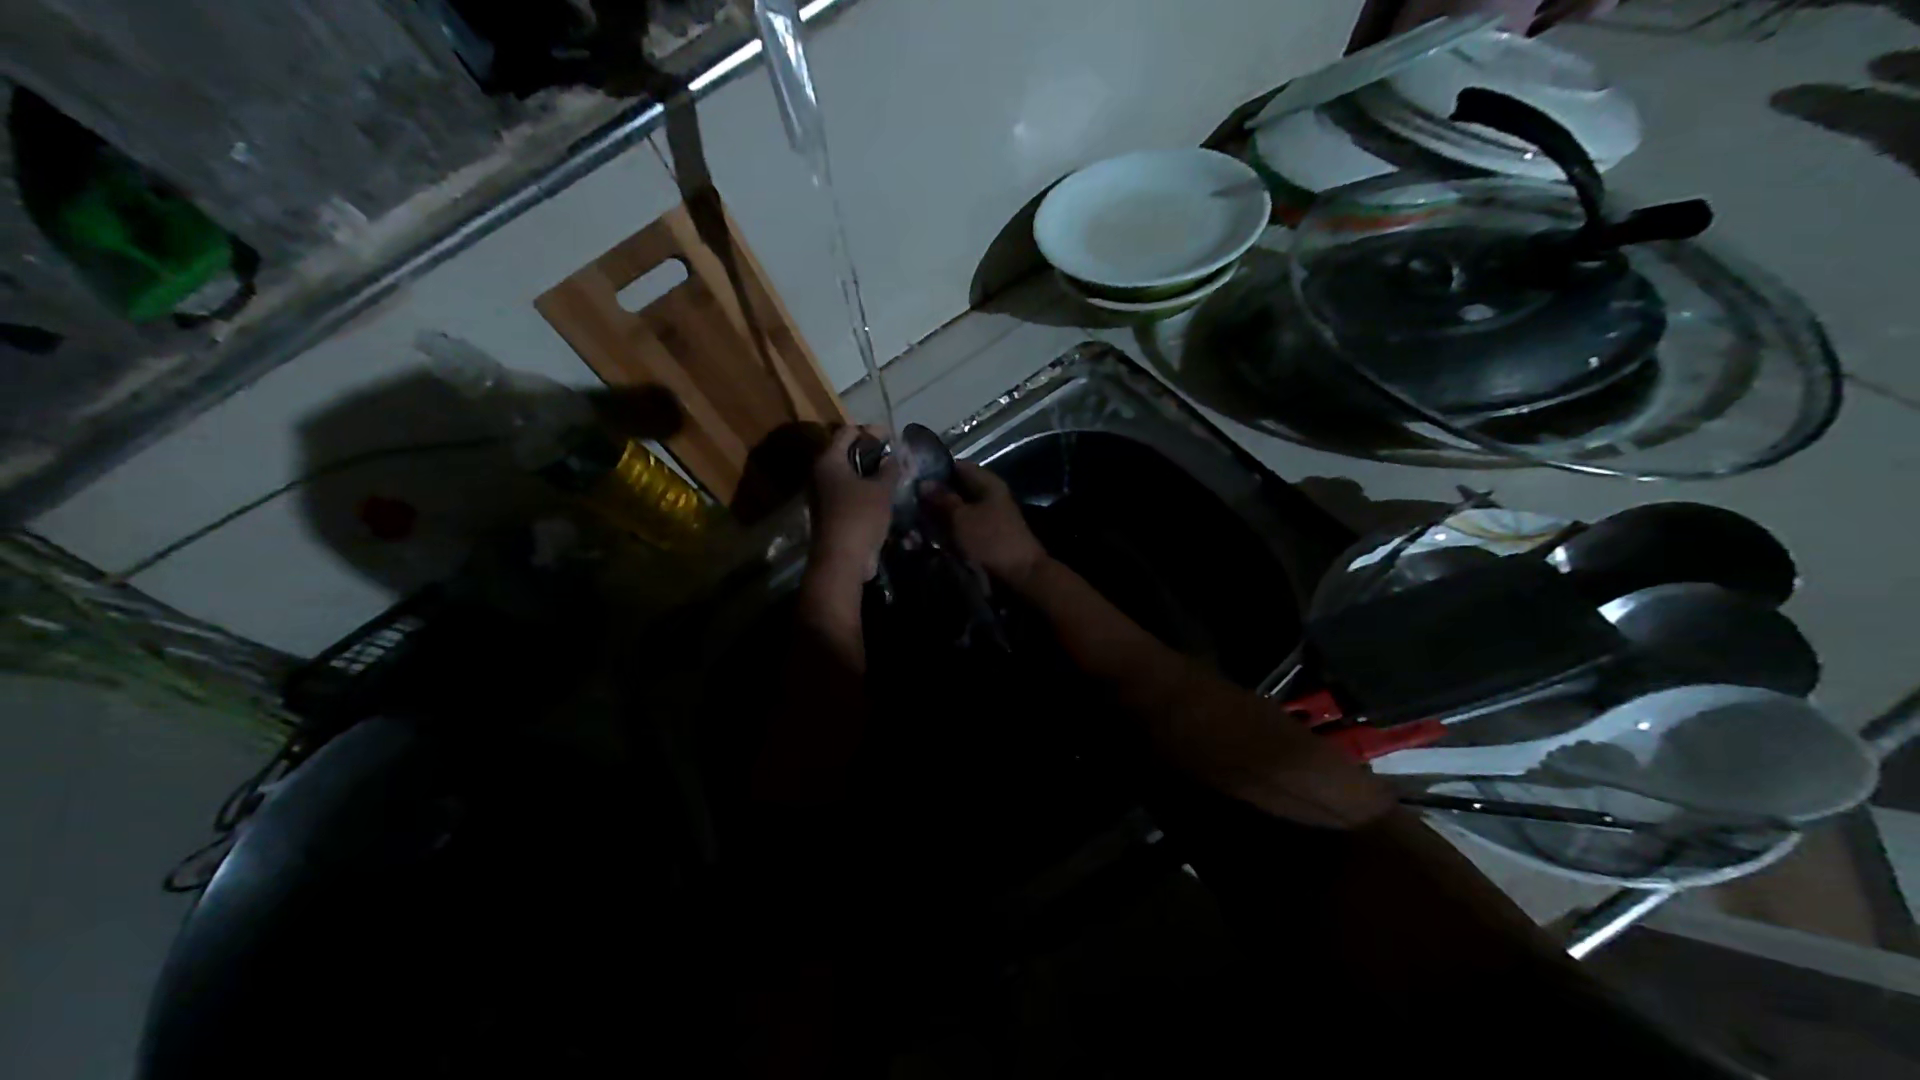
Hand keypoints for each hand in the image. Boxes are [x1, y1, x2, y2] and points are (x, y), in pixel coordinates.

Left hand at [808, 425, 899, 588]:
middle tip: (896, 455)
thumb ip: (889, 469)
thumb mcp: (881, 490)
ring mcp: (824, 494)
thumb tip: (894, 456)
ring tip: (895, 473)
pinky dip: (866, 488)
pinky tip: (886, 493)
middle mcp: (821, 474)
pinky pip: (850, 492)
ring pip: (849, 474)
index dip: (870, 431)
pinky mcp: (832, 512)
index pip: (848, 432)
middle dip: (872, 451)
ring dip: (871, 472)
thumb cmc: (860, 517)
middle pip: (847, 452)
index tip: (892, 436)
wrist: (841, 560)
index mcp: (829, 461)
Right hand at [921, 462, 1049, 588]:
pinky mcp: (985, 537)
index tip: (911, 479)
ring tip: (914, 523)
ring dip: (938, 517)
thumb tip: (923, 482)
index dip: (935, 471)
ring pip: (957, 511)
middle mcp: (988, 496)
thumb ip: (941, 499)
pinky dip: (947, 532)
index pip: (957, 466)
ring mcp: (988, 517)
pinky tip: (929, 537)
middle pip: (956, 490)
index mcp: (987, 483)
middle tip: (908, 504)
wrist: (1019, 577)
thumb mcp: (961, 518)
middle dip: (933, 498)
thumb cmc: (990, 541)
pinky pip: (961, 528)